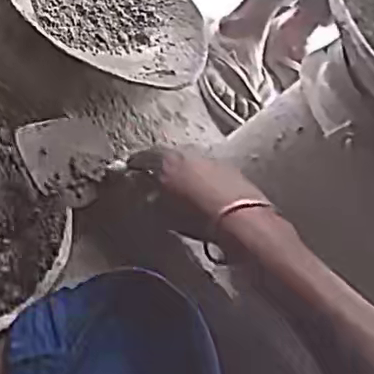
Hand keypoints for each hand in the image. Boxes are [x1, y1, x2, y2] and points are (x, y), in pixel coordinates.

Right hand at [123, 146, 272, 243]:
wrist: (243, 221)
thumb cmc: (198, 218)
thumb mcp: (163, 212)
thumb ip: (150, 196)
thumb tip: (144, 191)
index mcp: (165, 160)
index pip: (142, 157)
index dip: (134, 165)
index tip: (130, 170)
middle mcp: (187, 152)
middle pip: (167, 156)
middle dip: (160, 165)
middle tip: (155, 177)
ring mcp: (210, 158)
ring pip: (189, 161)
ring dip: (184, 170)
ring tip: (181, 186)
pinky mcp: (231, 168)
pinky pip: (208, 169)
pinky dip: (202, 176)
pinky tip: (203, 191)